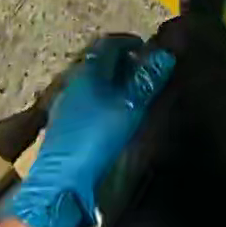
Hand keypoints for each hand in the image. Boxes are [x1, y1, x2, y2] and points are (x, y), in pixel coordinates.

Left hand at [0, 34, 174, 226]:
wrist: (61, 183)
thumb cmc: (96, 140)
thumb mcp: (128, 110)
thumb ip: (145, 82)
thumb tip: (164, 55)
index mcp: (87, 71)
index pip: (107, 44)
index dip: (128, 42)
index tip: (148, 49)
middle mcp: (73, 80)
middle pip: (98, 60)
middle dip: (122, 61)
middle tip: (146, 71)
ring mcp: (66, 102)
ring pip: (93, 80)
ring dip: (113, 80)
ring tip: (136, 93)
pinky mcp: (64, 123)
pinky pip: (88, 98)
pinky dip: (104, 97)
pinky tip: (116, 115)